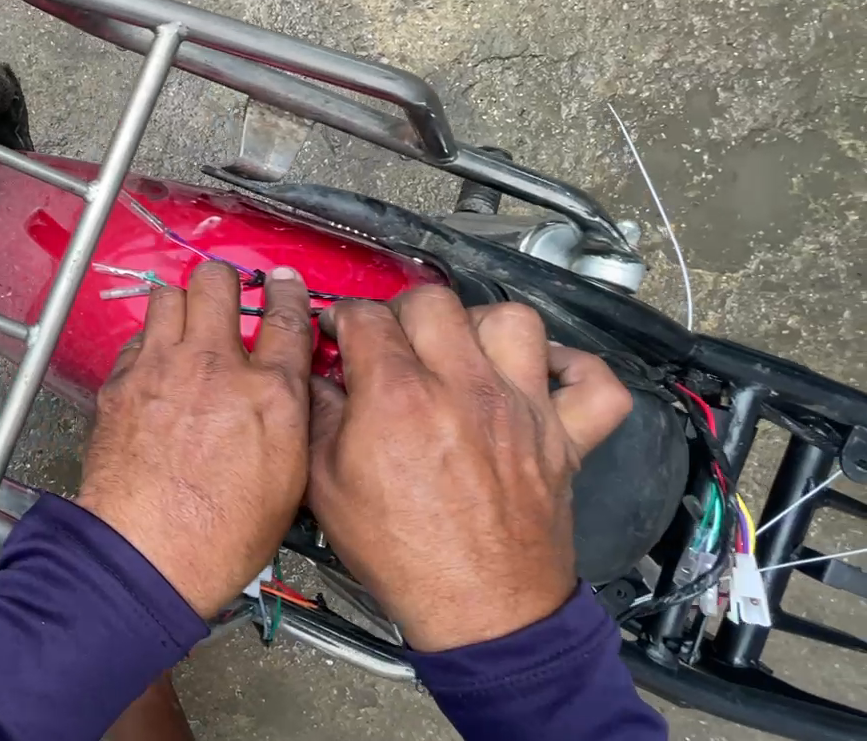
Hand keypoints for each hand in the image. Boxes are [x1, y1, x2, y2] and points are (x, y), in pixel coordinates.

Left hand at [76, 262, 314, 617]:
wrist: (148, 548)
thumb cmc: (220, 532)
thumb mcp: (289, 478)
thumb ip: (288, 417)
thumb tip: (283, 389)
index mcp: (270, 394)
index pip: (287, 318)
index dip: (287, 293)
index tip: (283, 283)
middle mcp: (215, 367)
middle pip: (216, 282)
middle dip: (223, 280)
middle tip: (224, 293)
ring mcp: (162, 367)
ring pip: (167, 295)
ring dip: (180, 301)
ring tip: (185, 320)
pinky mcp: (122, 378)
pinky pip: (137, 337)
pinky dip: (149, 341)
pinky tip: (155, 362)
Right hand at [308, 287, 633, 650]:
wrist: (478, 610)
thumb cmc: (395, 547)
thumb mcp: (322, 478)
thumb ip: (315, 412)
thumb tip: (318, 373)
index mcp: (397, 396)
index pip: (366, 316)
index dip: (342, 318)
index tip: (337, 334)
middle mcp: (464, 389)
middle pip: (434, 301)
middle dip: (399, 310)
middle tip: (389, 339)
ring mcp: (523, 411)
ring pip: (513, 320)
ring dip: (477, 323)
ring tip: (456, 349)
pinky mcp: (566, 440)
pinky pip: (595, 382)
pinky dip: (571, 368)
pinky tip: (535, 374)